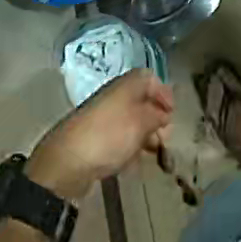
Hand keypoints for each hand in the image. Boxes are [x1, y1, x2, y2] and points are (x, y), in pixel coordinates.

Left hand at [26, 70, 173, 199]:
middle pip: (143, 101)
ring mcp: (103, 115)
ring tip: (150, 156)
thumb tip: (163, 114)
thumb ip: (158, 115)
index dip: (165, 95)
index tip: (172, 116)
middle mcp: (115, 94)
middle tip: (163, 141)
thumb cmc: (110, 135)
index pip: (152, 79)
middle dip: (156, 120)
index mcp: (128, 83)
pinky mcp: (94, 135)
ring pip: (131, 121)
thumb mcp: (143, 122)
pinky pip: (118, 136)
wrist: (68, 160)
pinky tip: (130, 162)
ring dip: (144, 136)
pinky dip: (128, 147)